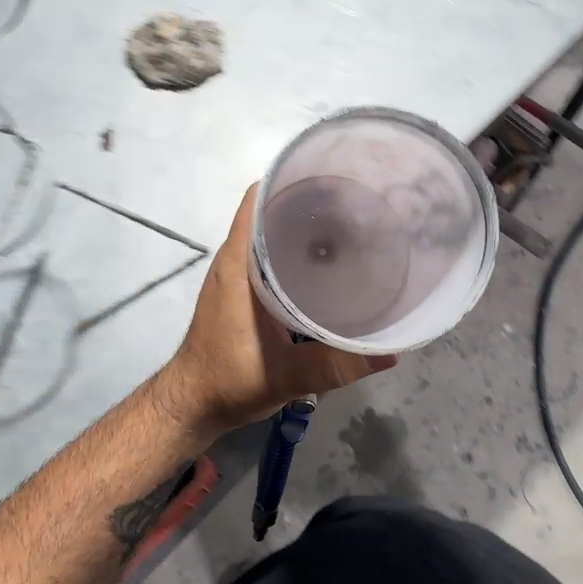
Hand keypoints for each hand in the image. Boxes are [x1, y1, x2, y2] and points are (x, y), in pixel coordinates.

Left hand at [152, 185, 396, 438]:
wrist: (191, 405)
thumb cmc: (227, 382)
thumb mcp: (284, 376)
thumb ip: (334, 365)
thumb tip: (391, 352)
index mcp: (238, 264)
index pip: (258, 199)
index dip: (291, 181)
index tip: (333, 178)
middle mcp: (236, 261)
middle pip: (271, 213)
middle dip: (310, 204)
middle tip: (359, 206)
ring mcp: (237, 277)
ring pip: (272, 237)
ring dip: (304, 230)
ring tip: (352, 230)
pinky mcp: (243, 293)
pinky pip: (271, 259)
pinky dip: (296, 255)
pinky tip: (329, 270)